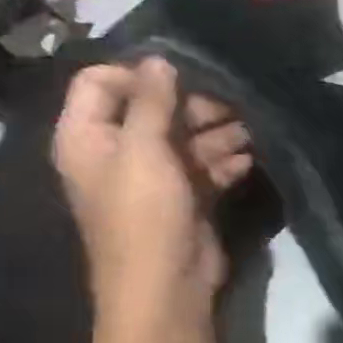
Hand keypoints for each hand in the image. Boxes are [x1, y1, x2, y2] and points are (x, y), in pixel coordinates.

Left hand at [52, 57, 252, 310]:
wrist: (166, 283)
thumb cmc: (143, 214)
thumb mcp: (144, 151)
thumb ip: (153, 103)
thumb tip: (159, 59)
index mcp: (88, 135)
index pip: (101, 82)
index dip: (140, 74)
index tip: (185, 76)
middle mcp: (119, 150)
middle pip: (153, 109)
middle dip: (193, 104)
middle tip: (233, 103)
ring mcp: (156, 175)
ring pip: (187, 138)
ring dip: (219, 131)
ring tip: (254, 127)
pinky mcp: (188, 196)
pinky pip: (208, 166)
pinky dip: (229, 160)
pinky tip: (252, 156)